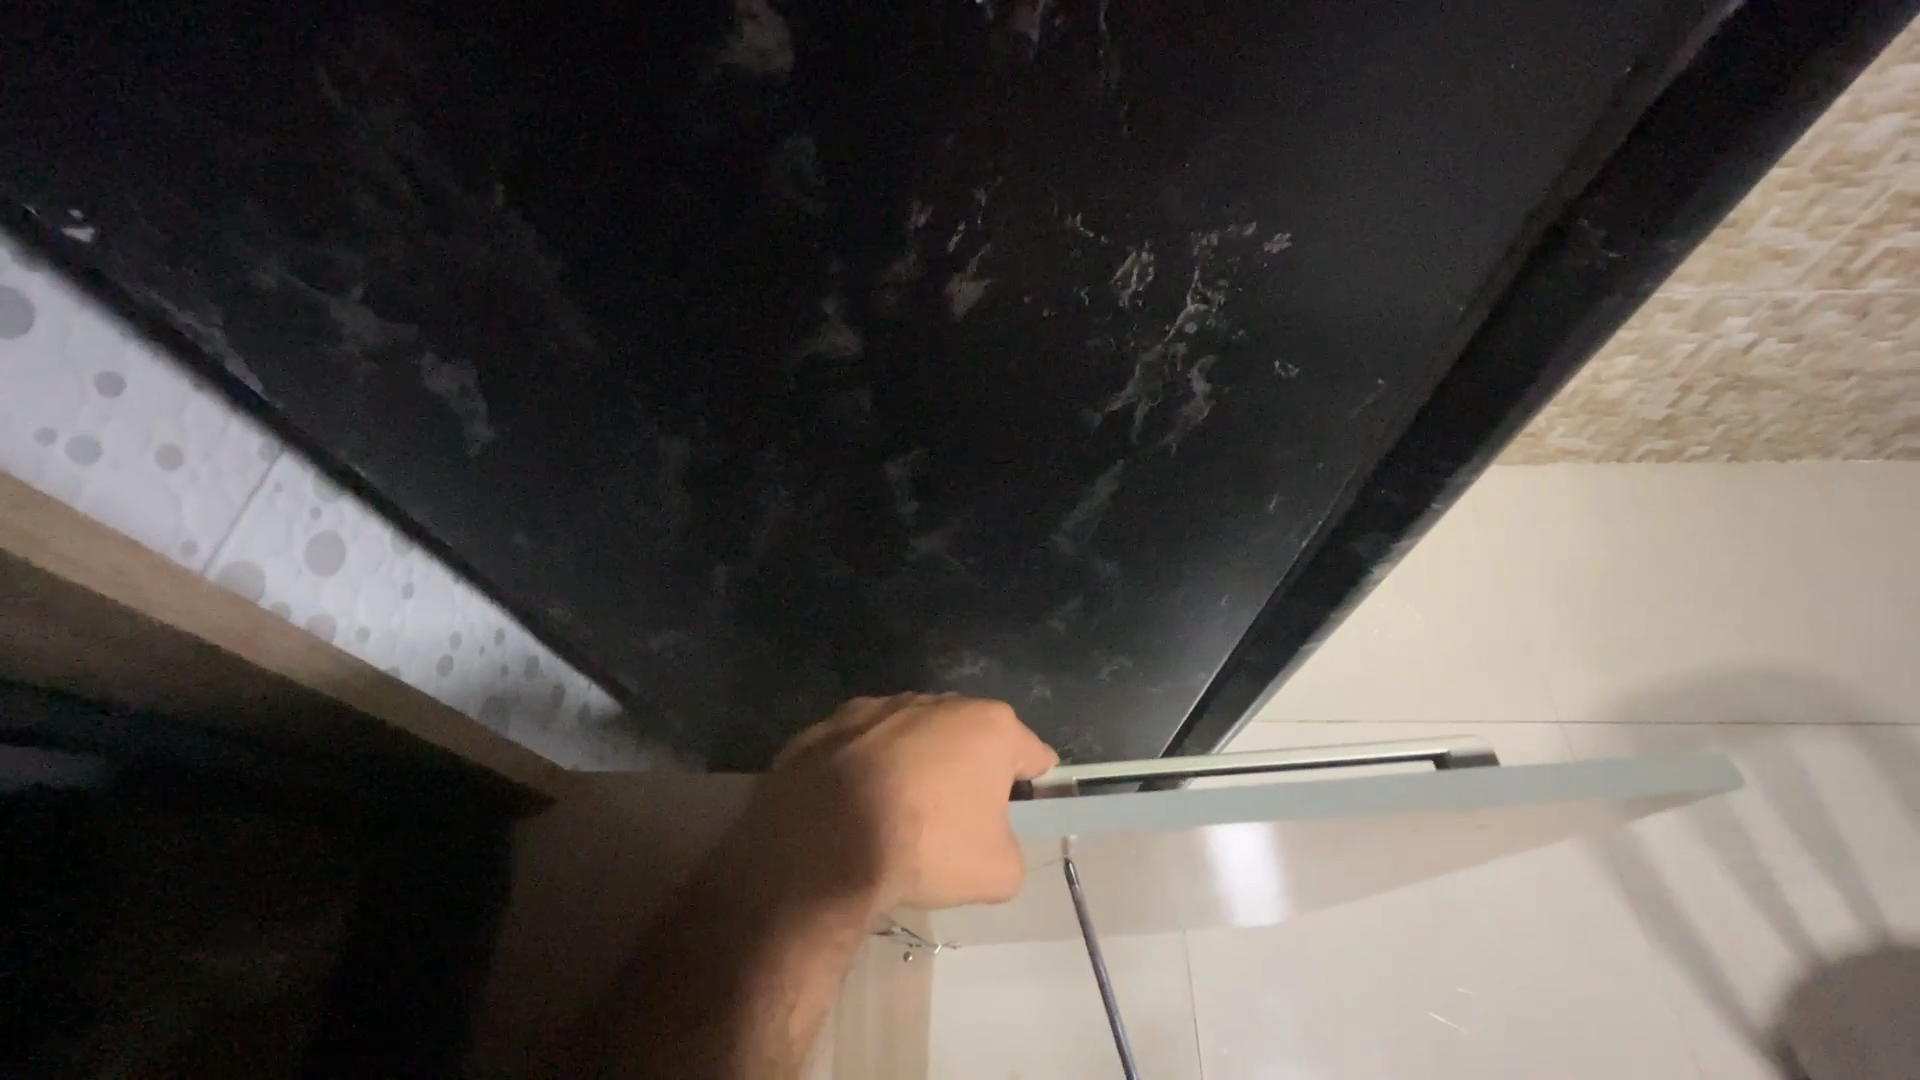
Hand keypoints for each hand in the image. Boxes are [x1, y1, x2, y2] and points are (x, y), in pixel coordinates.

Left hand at [742, 694, 1058, 911]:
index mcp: (989, 725)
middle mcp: (936, 702)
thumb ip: (1009, 849)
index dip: (1031, 787)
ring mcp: (876, 707)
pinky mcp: (828, 724)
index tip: (1015, 817)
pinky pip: (860, 749)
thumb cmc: (926, 846)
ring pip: (912, 738)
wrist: (823, 843)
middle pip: (968, 739)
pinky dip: (864, 772)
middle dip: (967, 772)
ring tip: (895, 816)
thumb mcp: (998, 873)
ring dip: (913, 767)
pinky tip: (852, 810)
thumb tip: (989, 846)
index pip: (1033, 754)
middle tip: (954, 822)